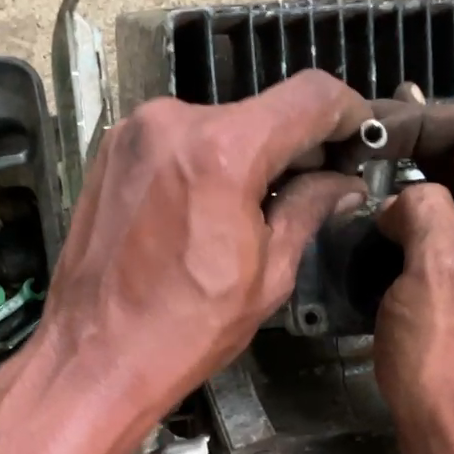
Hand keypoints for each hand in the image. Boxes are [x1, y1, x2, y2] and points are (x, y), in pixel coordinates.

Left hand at [39, 70, 372, 413]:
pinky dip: (203, 163)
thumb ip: (307, 212)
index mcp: (220, 151)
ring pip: (216, 126)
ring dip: (247, 156)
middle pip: (260, 111)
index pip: (308, 96)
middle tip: (315, 187)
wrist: (94, 357)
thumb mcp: (266, 278)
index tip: (358, 136)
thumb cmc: (181, 332)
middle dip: (294, 145)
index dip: (346, 112)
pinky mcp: (109, 154)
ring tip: (255, 210)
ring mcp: (133, 135)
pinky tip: (209, 209)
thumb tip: (340, 184)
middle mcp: (172, 123)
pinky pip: (176, 142)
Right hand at [366, 99, 453, 445]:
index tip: (370, 134)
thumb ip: (422, 206)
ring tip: (357, 188)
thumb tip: (401, 203)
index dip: (426, 119)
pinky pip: (442, 239)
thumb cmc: (449, 354)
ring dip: (407, 189)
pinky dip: (408, 227)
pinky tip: (373, 235)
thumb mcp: (436, 264)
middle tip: (355, 152)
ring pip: (452, 200)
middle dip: (413, 150)